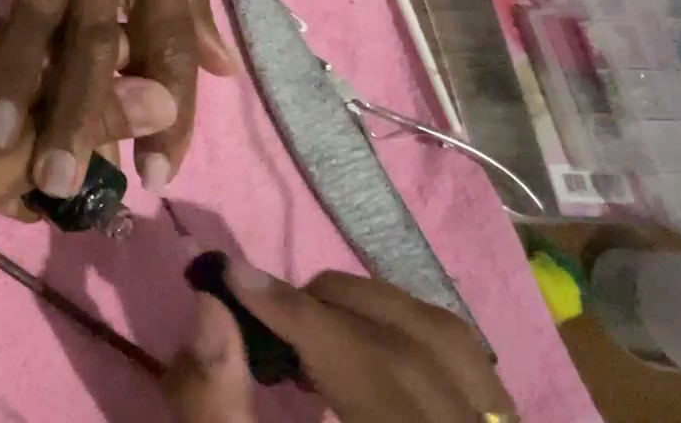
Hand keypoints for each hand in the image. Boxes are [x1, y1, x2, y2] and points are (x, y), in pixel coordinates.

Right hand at [165, 259, 515, 422]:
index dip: (298, 314)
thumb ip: (215, 407)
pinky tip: (350, 349)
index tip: (229, 273)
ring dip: (366, 312)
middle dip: (322, 310)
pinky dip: (403, 334)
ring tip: (301, 321)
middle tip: (254, 306)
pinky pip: (469, 367)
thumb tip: (210, 307)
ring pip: (451, 345)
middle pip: (415, 352)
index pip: (374, 374)